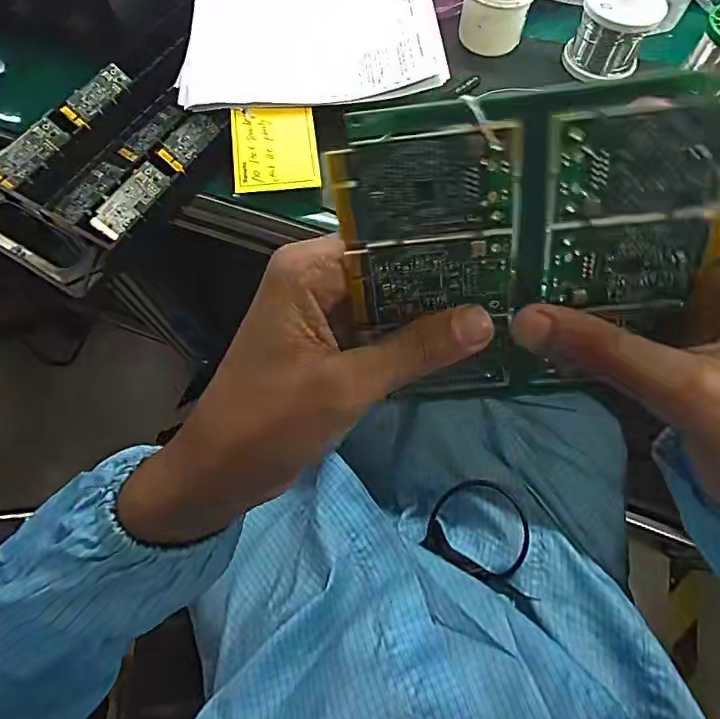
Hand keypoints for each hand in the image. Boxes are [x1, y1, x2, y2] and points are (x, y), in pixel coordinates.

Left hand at [118, 236, 494, 543]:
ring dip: (428, 312)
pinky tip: (457, 340)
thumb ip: (415, 349)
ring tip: (493, 305)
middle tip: (502, 282)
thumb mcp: (346, 386)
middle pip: (388, 271)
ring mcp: (321, 311)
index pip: (382, 244)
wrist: (217, 474)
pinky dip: (409, 337)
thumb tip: (483, 319)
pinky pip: (377, 329)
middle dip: (438, 282)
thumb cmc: (269, 422)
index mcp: (306, 270)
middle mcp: (314, 278)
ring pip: (386, 301)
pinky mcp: (328, 341)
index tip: (489, 252)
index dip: (434, 248)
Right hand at [511, 131, 719, 547]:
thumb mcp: (699, 396)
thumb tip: (525, 319)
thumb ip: (610, 353)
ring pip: (675, 250)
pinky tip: (574, 270)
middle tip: (576, 167)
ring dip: (625, 237)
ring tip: (561, 211)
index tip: (646, 116)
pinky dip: (623, 280)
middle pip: (705, 206)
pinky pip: (662, 289)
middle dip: (644, 187)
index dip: (716, 136)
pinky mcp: (710, 328)